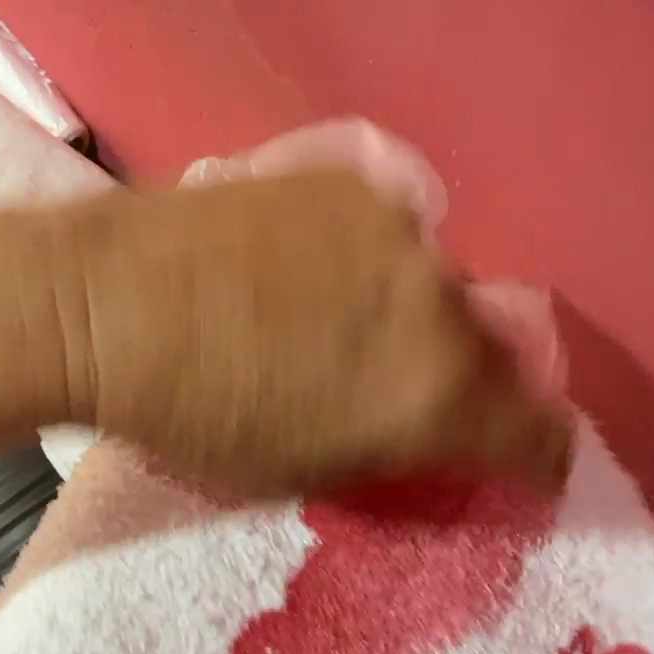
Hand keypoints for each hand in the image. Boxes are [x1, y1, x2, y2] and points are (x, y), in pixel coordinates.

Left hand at [48, 170, 571, 495]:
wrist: (111, 306)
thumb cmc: (196, 419)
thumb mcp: (301, 474)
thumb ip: (390, 455)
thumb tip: (430, 438)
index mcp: (436, 397)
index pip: (542, 435)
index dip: (537, 457)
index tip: (518, 465)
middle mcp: (441, 305)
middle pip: (491, 355)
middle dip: (462, 386)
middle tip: (401, 395)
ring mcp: (401, 231)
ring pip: (438, 290)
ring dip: (410, 318)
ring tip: (336, 327)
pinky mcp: (355, 179)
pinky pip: (390, 238)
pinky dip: (367, 267)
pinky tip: (307, 276)